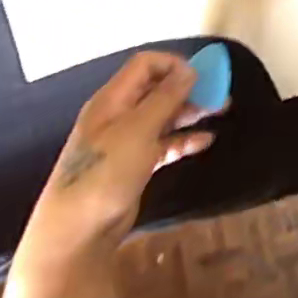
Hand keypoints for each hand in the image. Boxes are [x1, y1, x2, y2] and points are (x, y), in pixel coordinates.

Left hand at [15, 51, 217, 270]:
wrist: (78, 233)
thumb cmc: (106, 172)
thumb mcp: (139, 130)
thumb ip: (165, 98)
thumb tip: (189, 69)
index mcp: (113, 98)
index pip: (145, 65)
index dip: (173, 64)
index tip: (202, 76)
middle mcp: (119, 114)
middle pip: (156, 89)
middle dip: (187, 87)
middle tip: (218, 94)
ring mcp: (126, 141)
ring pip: (162, 116)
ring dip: (189, 111)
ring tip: (219, 110)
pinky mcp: (134, 164)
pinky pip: (163, 143)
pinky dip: (183, 139)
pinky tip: (205, 141)